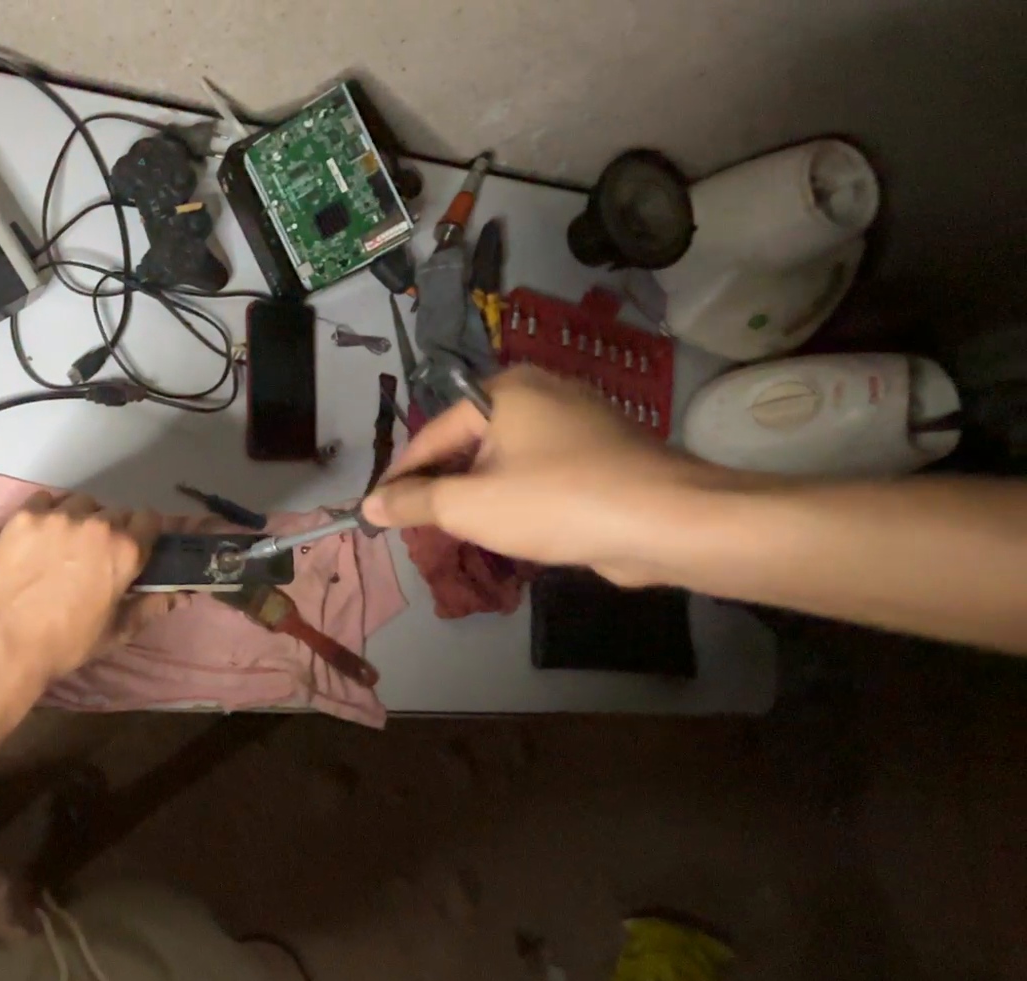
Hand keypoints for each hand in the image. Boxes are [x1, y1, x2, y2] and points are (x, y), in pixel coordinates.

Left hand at [0, 492, 163, 683]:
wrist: (6, 642)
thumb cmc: (67, 642)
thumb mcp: (117, 631)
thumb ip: (152, 606)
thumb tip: (182, 595)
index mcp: (125, 550)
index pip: (149, 519)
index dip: (142, 533)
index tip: (131, 548)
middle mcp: (96, 524)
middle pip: (114, 512)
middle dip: (109, 530)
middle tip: (93, 556)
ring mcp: (58, 517)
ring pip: (80, 503)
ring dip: (79, 518)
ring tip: (64, 544)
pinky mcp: (25, 516)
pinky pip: (44, 501)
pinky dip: (46, 513)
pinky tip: (38, 537)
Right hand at [362, 365, 723, 584]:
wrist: (670, 523)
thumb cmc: (556, 502)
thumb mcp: (467, 506)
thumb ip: (413, 503)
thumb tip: (369, 505)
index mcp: (504, 391)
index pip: (431, 436)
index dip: (401, 478)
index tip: (379, 512)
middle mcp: (541, 393)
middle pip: (467, 444)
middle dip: (440, 486)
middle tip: (417, 525)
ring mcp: (578, 420)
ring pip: (503, 459)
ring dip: (477, 494)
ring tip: (457, 530)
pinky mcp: (604, 451)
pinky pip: (539, 470)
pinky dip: (516, 495)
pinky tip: (510, 526)